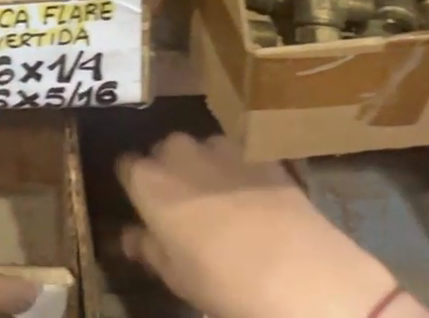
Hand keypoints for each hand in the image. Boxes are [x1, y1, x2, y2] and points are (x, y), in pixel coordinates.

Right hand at [117, 134, 421, 317]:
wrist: (304, 274)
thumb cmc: (225, 282)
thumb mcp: (178, 278)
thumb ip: (149, 249)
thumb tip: (130, 236)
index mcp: (147, 180)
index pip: (125, 167)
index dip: (134, 188)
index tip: (145, 210)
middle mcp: (177, 151)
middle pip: (163, 153)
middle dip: (169, 174)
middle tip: (185, 212)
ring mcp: (220, 147)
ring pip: (200, 152)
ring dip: (204, 170)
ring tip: (223, 207)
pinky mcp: (258, 153)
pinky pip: (236, 158)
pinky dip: (238, 174)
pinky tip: (255, 205)